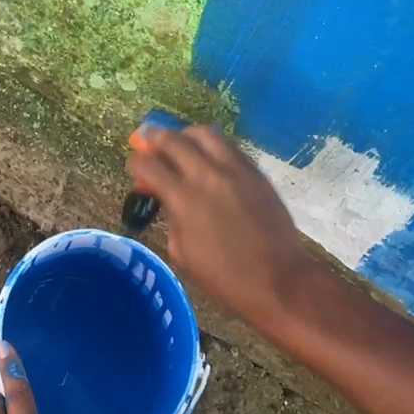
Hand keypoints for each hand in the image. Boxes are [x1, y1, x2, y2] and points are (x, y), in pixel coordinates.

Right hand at [126, 125, 321, 328]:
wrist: (279, 280)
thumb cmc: (226, 278)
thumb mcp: (183, 253)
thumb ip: (170, 216)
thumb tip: (165, 196)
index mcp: (184, 200)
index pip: (149, 166)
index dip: (135, 163)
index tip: (133, 166)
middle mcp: (206, 175)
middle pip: (172, 140)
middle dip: (153, 137)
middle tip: (145, 139)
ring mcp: (234, 169)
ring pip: (203, 133)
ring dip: (184, 134)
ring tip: (178, 141)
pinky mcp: (254, 170)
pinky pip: (227, 144)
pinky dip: (210, 144)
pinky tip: (206, 152)